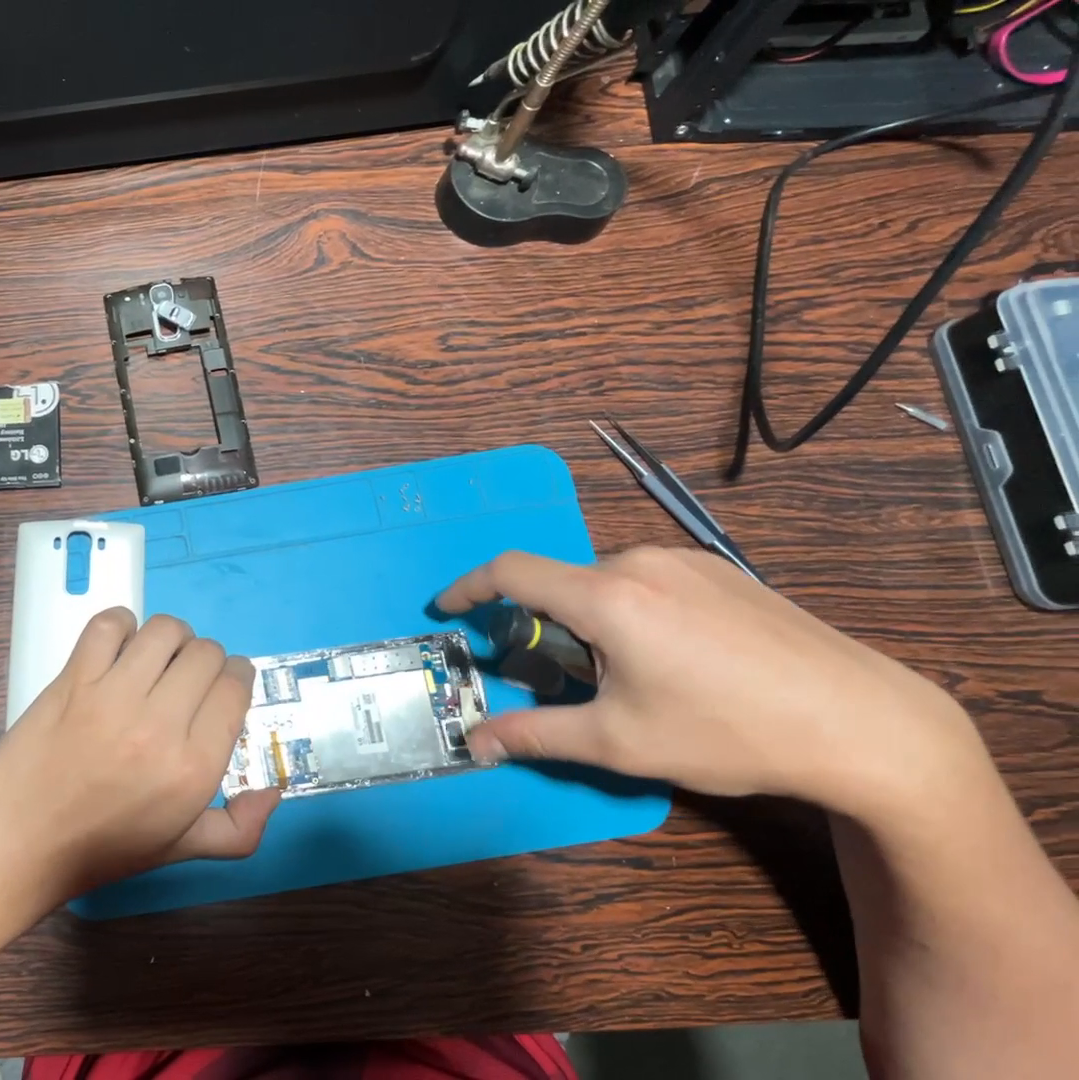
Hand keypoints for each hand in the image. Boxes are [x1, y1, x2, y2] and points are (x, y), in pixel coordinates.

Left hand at [0, 610, 279, 907]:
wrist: (21, 843)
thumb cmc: (103, 848)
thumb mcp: (180, 849)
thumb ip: (239, 830)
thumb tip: (273, 792)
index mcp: (194, 767)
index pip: (235, 688)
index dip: (236, 677)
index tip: (224, 685)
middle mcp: (161, 725)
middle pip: (206, 653)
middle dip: (207, 659)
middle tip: (186, 678)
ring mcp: (113, 697)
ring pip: (165, 631)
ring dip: (171, 638)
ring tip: (157, 659)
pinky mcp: (73, 680)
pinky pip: (109, 625)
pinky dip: (121, 624)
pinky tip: (119, 647)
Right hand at [437, 547, 988, 821]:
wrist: (868, 725)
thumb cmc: (729, 733)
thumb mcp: (620, 742)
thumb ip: (536, 735)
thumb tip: (475, 745)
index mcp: (607, 597)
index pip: (511, 572)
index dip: (467, 588)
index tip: (447, 610)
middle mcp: (641, 562)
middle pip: (561, 581)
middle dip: (540, 622)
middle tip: (556, 675)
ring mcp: (689, 561)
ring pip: (606, 580)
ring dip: (588, 617)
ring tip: (622, 674)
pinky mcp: (726, 571)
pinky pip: (650, 579)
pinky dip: (630, 609)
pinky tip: (673, 659)